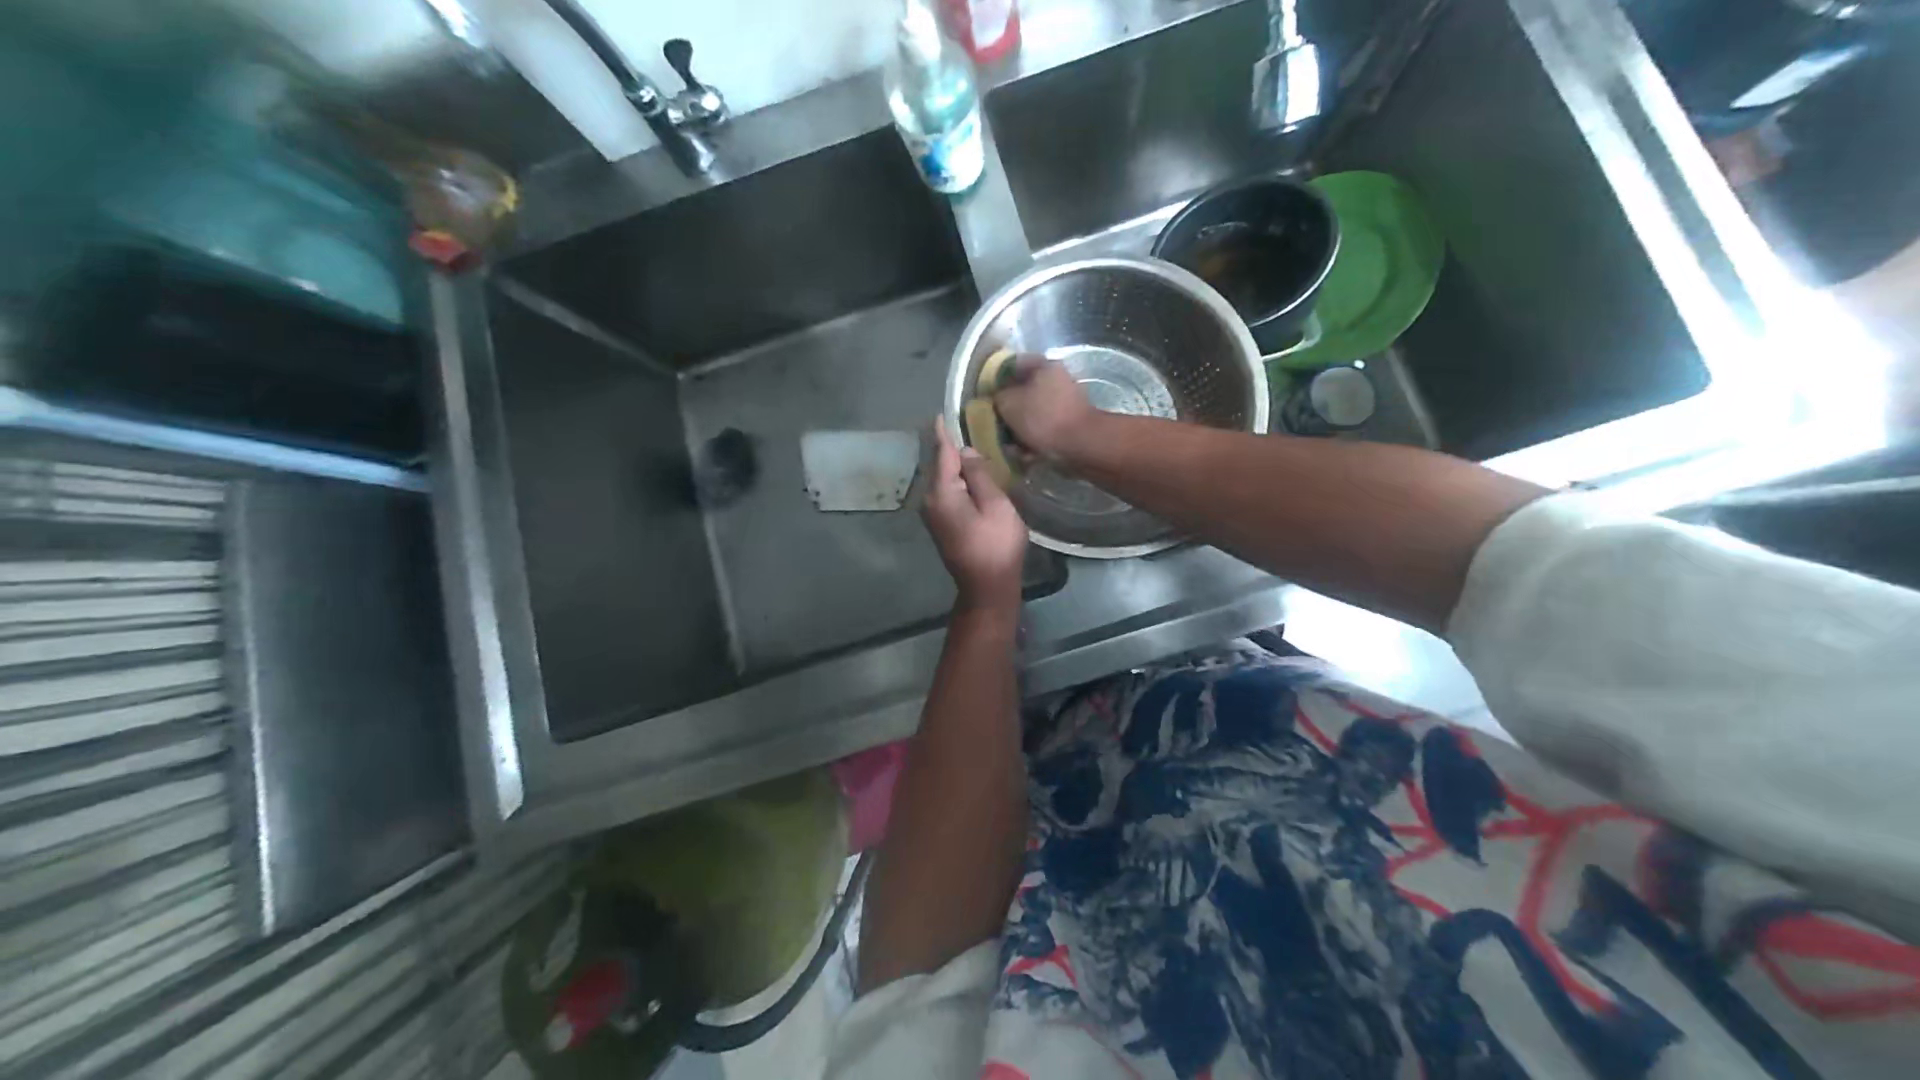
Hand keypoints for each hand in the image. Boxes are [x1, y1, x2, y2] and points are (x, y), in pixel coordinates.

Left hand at [924, 419, 1027, 611]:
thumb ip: (979, 474)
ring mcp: (933, 514)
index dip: (943, 432)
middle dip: (952, 447)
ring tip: (974, 446)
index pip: (941, 453)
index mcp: (941, 492)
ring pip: (943, 480)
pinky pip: (947, 492)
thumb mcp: (995, 504)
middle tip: (969, 425)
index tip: (940, 413)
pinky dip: (957, 481)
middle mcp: (930, 500)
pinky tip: (972, 476)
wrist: (986, 586)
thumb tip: (966, 451)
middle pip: (940, 465)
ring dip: (956, 465)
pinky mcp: (941, 524)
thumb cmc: (996, 544)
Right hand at [993, 357, 1098, 463]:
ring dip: (1018, 429)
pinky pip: (1043, 429)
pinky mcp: (1069, 424)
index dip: (995, 380)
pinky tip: (1024, 454)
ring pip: (1032, 413)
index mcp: (1043, 365)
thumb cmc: (1041, 417)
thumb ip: (996, 397)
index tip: (985, 397)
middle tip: (995, 424)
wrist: (1079, 445)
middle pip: (1022, 392)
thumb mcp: (1008, 403)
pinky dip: (1033, 440)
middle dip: (1007, 410)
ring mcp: (1065, 402)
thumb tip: (995, 399)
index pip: (1012, 365)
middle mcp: (1056, 379)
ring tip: (1008, 445)